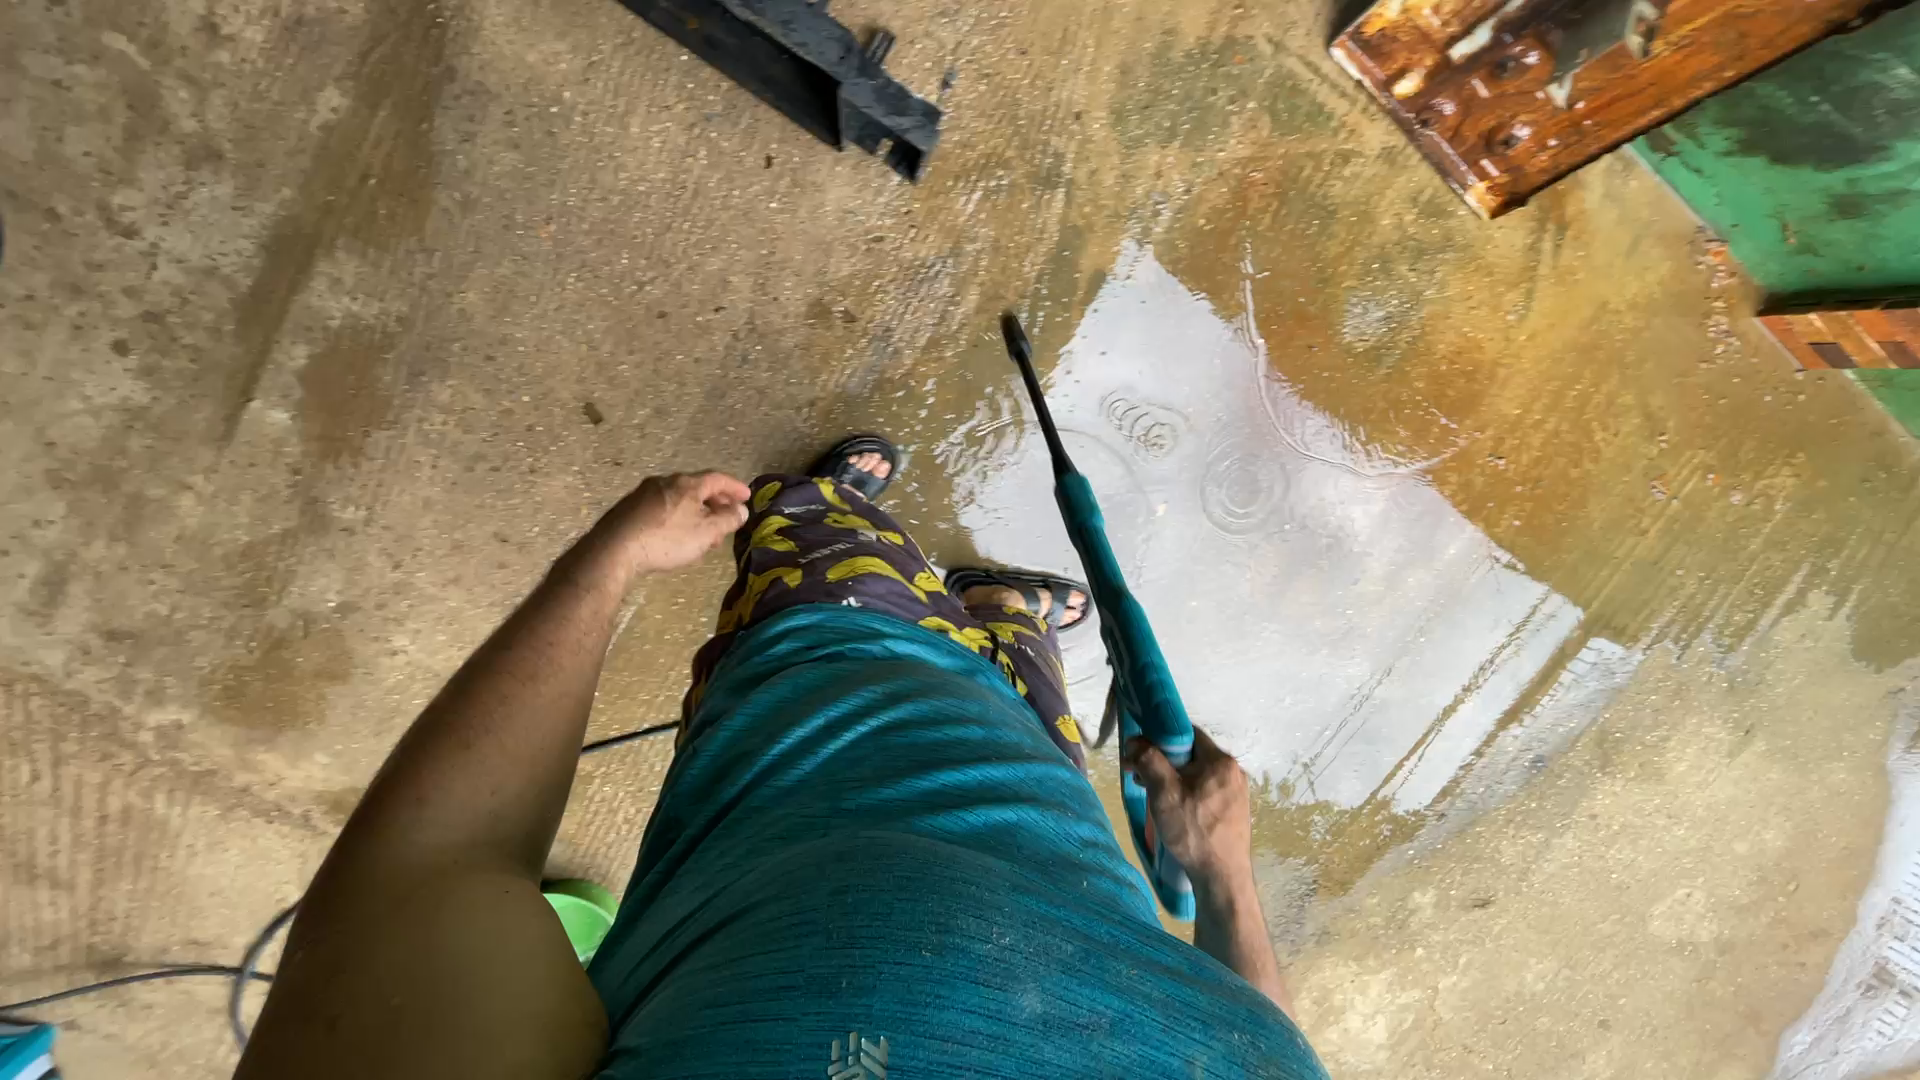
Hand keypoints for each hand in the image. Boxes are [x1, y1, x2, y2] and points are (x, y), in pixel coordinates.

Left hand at [589, 471, 750, 574]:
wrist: (614, 550)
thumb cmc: (667, 540)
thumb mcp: (706, 532)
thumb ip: (728, 520)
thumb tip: (741, 510)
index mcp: (686, 484)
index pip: (718, 479)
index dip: (735, 487)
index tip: (747, 497)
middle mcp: (665, 482)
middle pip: (697, 488)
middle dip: (716, 503)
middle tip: (727, 518)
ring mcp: (644, 494)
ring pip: (679, 499)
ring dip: (697, 513)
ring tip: (704, 534)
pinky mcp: (629, 509)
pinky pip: (663, 508)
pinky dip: (678, 518)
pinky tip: (678, 536)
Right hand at [1124, 727, 1253, 894]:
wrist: (1222, 878)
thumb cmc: (1192, 830)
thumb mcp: (1164, 792)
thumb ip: (1148, 759)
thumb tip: (1136, 740)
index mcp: (1220, 760)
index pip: (1186, 733)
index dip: (1159, 738)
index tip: (1140, 753)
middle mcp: (1233, 771)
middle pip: (1191, 754)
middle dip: (1163, 761)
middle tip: (1141, 777)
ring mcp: (1236, 793)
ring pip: (1197, 773)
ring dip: (1173, 779)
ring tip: (1154, 796)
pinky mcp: (1234, 811)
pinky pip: (1205, 790)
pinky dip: (1187, 793)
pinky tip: (1175, 810)